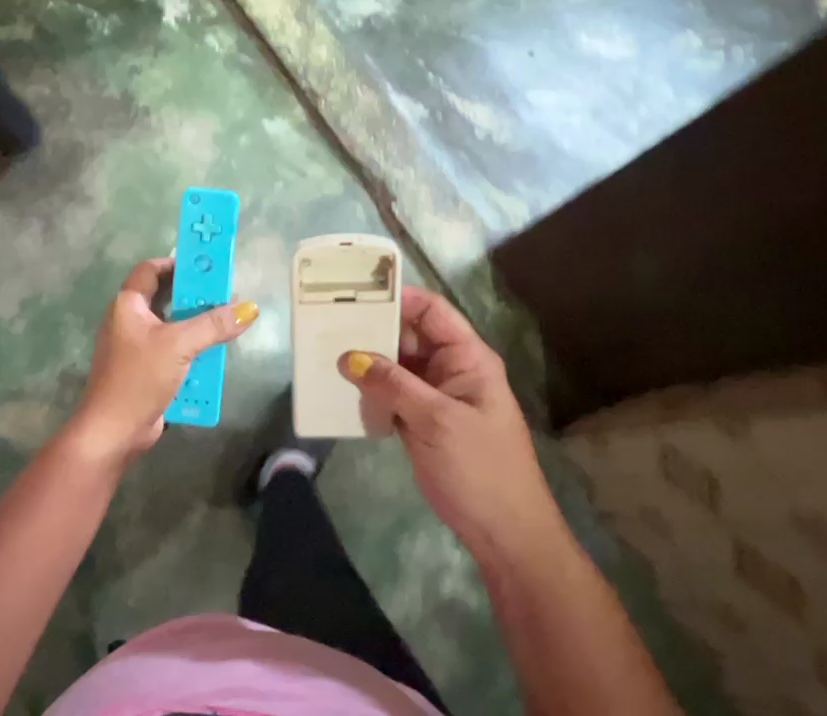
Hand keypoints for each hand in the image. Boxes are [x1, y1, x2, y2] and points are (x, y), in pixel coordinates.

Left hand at [67, 257, 259, 459]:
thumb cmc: (139, 378)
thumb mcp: (179, 346)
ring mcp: (136, 347)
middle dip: (194, 298)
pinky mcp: (146, 371)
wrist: (114, 431)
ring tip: (227, 325)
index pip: (151, 270)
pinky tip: (214, 356)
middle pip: (164, 298)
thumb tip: (249, 308)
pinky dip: (191, 351)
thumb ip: (213, 325)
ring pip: (171, 327)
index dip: (177, 265)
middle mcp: (129, 321)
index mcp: (128, 305)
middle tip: (225, 297)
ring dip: (196, 327)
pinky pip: (172, 352)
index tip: (207, 268)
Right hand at [339, 287, 562, 551]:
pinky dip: (367, 390)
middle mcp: (450, 369)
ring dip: (365, 359)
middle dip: (371, 328)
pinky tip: (337, 386)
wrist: (503, 532)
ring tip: (323, 349)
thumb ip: (392, 384)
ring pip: (394, 365)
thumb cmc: (481, 469)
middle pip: (407, 335)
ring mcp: (433, 396)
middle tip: (326, 322)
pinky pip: (388, 394)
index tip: (354, 294)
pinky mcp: (418, 421)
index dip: (397, 298)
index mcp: (468, 358)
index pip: (432, 311)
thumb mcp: (436, 421)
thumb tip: (348, 356)